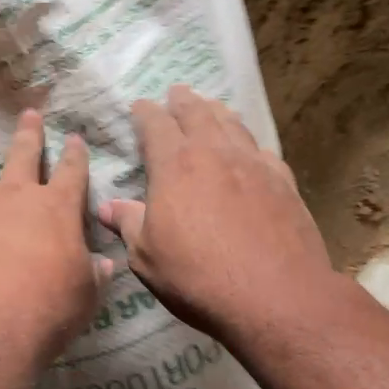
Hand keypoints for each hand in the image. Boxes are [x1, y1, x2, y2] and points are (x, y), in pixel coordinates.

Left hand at [0, 110, 113, 363]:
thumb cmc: (46, 310)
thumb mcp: (84, 297)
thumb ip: (93, 276)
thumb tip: (103, 264)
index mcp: (56, 208)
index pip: (71, 172)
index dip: (75, 155)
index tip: (75, 138)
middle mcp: (14, 198)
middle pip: (23, 155)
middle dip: (29, 134)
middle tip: (29, 114)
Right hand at [97, 86, 331, 339]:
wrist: (276, 296)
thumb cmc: (199, 277)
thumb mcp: (147, 257)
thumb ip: (128, 224)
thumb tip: (105, 207)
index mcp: (175, 165)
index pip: (156, 124)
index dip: (145, 112)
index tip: (140, 106)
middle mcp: (214, 152)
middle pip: (197, 113)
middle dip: (183, 100)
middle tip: (177, 92)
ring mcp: (253, 164)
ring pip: (233, 124)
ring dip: (217, 112)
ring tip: (211, 107)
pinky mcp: (283, 182)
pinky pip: (262, 150)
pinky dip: (249, 142)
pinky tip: (250, 149)